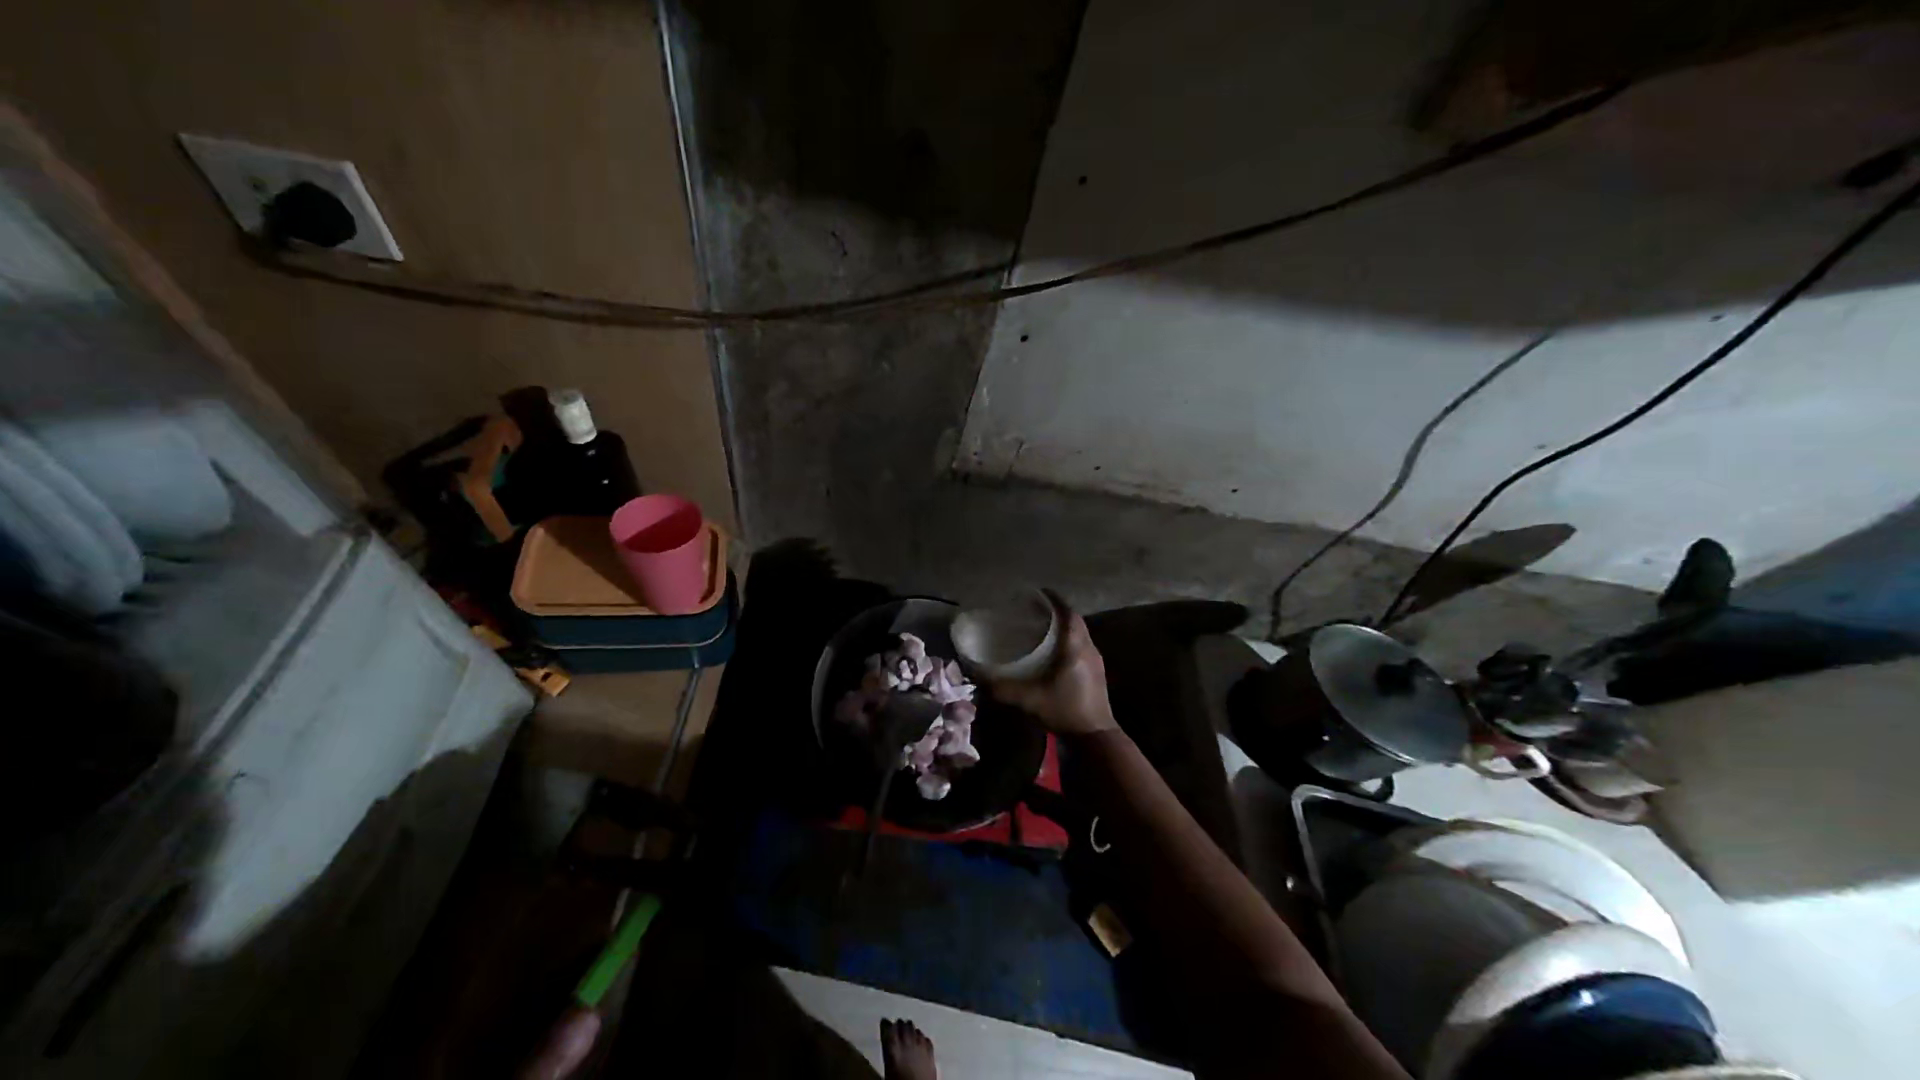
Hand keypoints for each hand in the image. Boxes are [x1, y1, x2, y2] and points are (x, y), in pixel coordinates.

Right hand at [989, 595, 1116, 735]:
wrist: (1095, 737)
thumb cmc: (1064, 711)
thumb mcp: (1029, 699)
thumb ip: (1002, 688)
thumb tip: (978, 677)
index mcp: (1075, 647)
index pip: (1068, 613)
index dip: (1055, 600)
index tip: (1039, 593)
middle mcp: (1089, 648)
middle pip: (1075, 621)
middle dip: (1058, 611)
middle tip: (1037, 610)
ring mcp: (1096, 661)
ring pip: (1081, 633)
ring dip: (1065, 626)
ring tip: (1044, 627)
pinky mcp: (1097, 672)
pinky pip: (1083, 645)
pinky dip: (1070, 640)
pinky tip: (1056, 650)